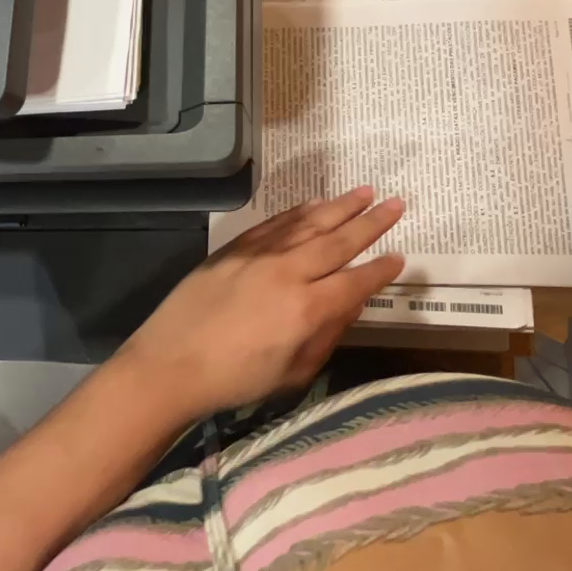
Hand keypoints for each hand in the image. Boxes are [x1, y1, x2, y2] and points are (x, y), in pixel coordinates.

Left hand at [113, 187, 405, 420]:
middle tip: (396, 203)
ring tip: (365, 191)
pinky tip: (315, 204)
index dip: (380, 271)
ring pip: (309, 223)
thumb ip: (327, 334)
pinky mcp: (236, 247)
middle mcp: (289, 272)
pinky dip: (299, 211)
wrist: (172, 362)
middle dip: (371, 222)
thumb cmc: (236, 379)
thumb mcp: (293, 371)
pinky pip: (276, 222)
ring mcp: (260, 254)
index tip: (400, 257)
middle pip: (338, 241)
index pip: (355, 283)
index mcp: (307, 309)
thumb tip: (351, 304)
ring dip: (340, 206)